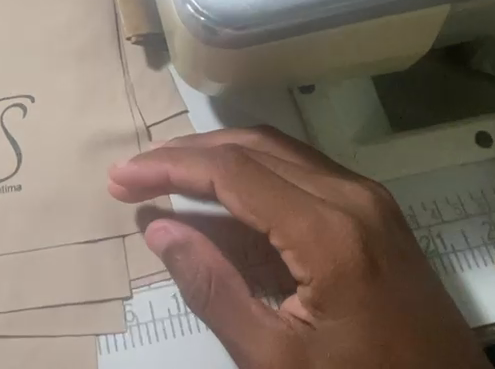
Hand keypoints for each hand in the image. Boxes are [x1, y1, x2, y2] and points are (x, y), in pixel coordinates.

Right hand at [109, 127, 490, 368]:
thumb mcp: (277, 363)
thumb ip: (213, 288)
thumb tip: (159, 226)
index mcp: (328, 232)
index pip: (232, 172)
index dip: (169, 168)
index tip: (120, 179)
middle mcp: (350, 194)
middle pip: (251, 146)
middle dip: (187, 155)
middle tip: (134, 175)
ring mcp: (367, 197)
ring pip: (276, 149)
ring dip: (217, 156)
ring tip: (166, 177)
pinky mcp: (374, 208)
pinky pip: (300, 169)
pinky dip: (253, 171)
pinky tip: (222, 195)